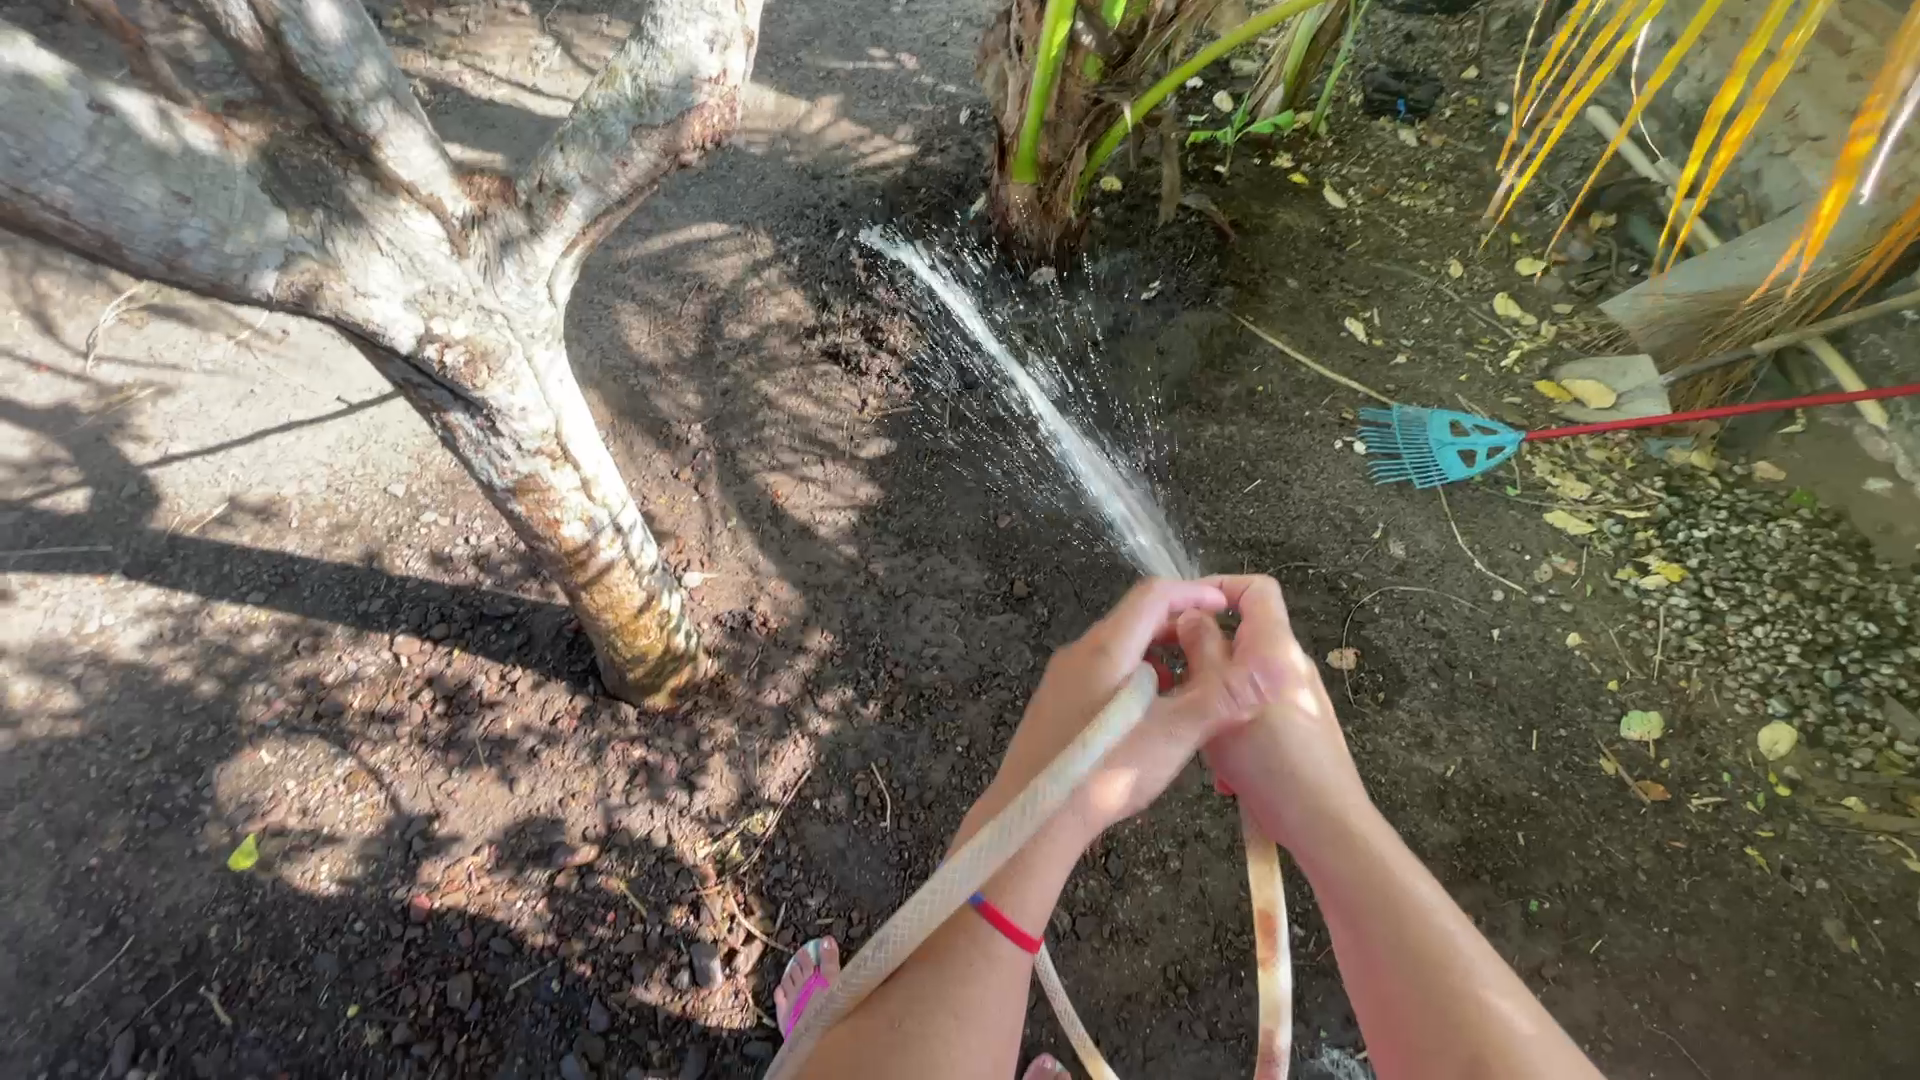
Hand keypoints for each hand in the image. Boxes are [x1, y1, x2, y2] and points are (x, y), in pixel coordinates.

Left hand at [983, 578, 1288, 842]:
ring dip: (1156, 654)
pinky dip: (1134, 677)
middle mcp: (1079, 652)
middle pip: (1133, 619)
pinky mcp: (1054, 704)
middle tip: (1215, 645)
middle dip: (1177, 624)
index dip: (1194, 593)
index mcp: (1107, 647)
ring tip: (1189, 680)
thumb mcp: (1173, 735)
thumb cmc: (1105, 770)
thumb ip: (1220, 699)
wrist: (1032, 817)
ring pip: (1117, 649)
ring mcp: (1062, 678)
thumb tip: (1269, 671)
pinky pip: (1101, 673)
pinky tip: (1150, 711)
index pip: (1153, 595)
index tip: (1227, 606)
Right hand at [1197, 575, 1371, 851]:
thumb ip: (1201, 649)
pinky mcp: (1297, 727)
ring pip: (1240, 677)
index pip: (1256, 588)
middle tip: (1170, 675)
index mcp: (1274, 646)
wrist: (1325, 822)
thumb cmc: (1268, 756)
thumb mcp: (1218, 698)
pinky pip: (1253, 708)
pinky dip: (1231, 724)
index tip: (1180, 609)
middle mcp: (1289, 663)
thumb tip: (1192, 615)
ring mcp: (1294, 696)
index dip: (1218, 587)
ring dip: (1212, 695)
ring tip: (1194, 727)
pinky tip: (1222, 767)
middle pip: (1241, 635)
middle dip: (1201, 653)